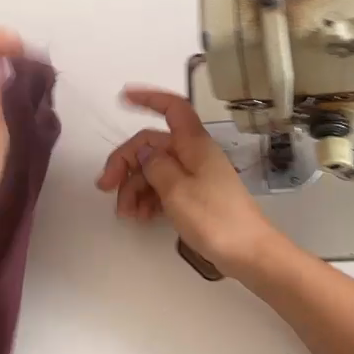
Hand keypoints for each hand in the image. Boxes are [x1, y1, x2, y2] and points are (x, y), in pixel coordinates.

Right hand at [96, 87, 285, 276]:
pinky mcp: (195, 198)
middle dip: (126, 163)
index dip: (148, 99)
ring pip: (155, 170)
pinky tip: (140, 217)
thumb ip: (155, 165)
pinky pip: (164, 189)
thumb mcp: (176, 190)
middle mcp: (193, 155)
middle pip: (153, 146)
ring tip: (125, 213)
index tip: (122, 99)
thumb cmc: (214, 218)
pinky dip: (148, 199)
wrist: (249, 254)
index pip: (172, 108)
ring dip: (134, 187)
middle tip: (105, 187)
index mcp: (193, 144)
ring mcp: (195, 177)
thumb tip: (144, 151)